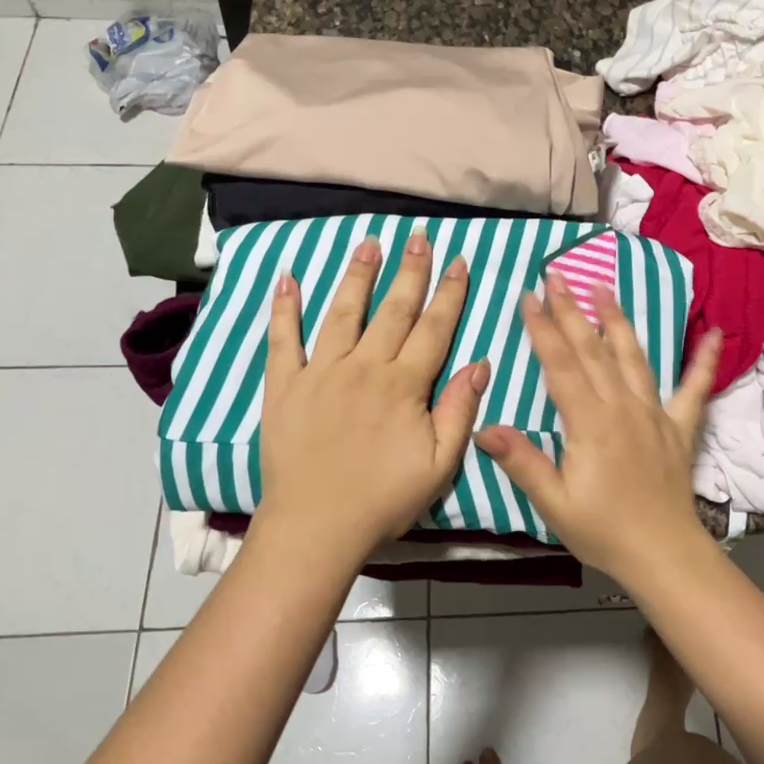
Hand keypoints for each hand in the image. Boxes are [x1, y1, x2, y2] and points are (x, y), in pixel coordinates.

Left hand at [257, 230, 486, 559]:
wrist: (316, 526)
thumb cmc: (384, 500)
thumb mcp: (439, 464)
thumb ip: (459, 411)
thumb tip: (479, 363)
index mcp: (403, 385)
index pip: (433, 328)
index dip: (449, 293)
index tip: (458, 260)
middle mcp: (364, 367)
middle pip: (392, 310)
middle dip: (409, 270)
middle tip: (418, 236)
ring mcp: (320, 372)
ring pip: (343, 313)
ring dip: (357, 275)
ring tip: (369, 243)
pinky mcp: (284, 386)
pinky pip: (283, 339)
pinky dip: (285, 308)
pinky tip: (288, 278)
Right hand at [474, 274, 722, 578]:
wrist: (664, 554)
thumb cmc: (603, 531)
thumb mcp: (554, 503)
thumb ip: (523, 462)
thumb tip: (485, 427)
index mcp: (590, 422)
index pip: (562, 365)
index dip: (543, 329)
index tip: (528, 296)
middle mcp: (623, 407)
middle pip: (593, 350)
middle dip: (571, 310)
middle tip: (557, 275)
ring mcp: (655, 414)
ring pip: (633, 357)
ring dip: (617, 321)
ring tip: (604, 287)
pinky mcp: (679, 427)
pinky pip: (695, 388)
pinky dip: (704, 360)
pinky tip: (715, 333)